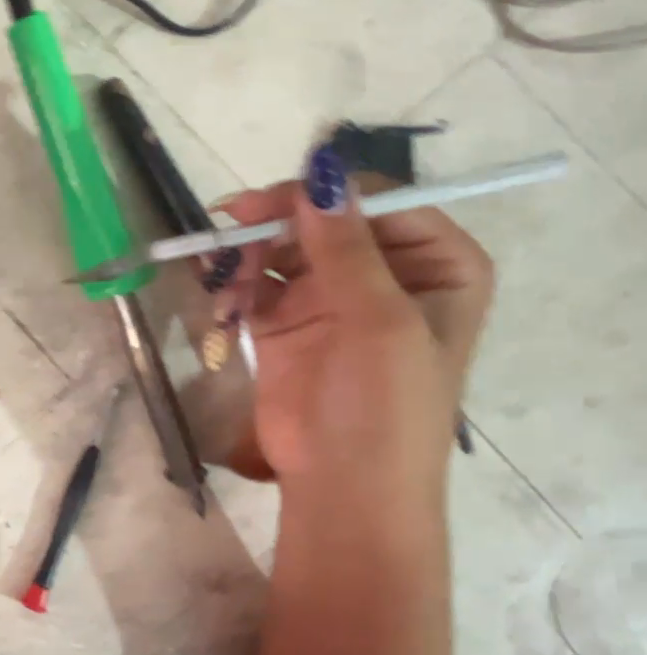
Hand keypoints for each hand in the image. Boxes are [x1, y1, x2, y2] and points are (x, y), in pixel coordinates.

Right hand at [214, 168, 493, 511]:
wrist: (343, 481)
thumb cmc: (383, 403)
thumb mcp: (376, 318)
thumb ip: (344, 245)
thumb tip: (320, 173)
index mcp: (435, 264)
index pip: (376, 202)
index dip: (321, 197)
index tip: (263, 206)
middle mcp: (384, 273)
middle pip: (319, 222)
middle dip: (272, 226)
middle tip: (223, 232)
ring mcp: (330, 298)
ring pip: (279, 249)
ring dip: (245, 257)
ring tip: (222, 284)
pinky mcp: (283, 322)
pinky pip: (252, 283)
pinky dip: (231, 284)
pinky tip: (218, 300)